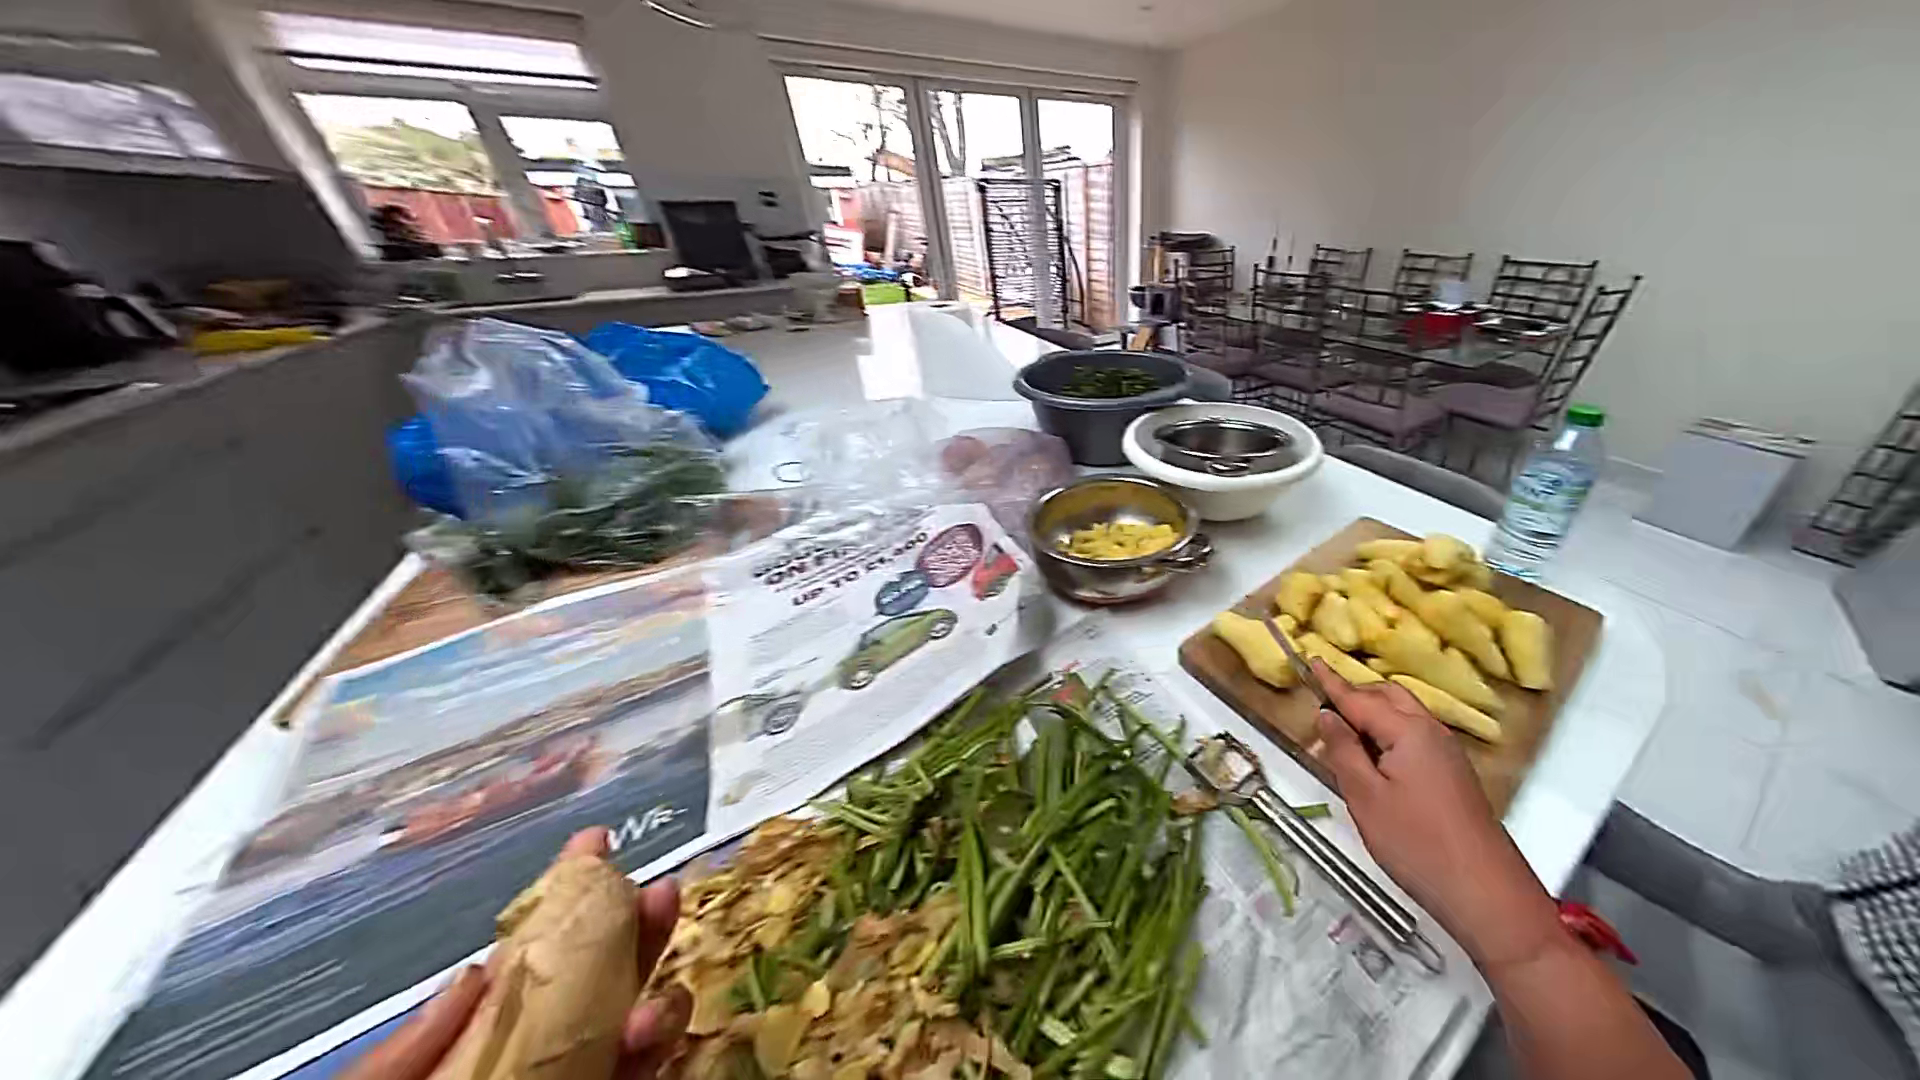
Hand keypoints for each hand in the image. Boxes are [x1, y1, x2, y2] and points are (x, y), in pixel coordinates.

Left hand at [340, 827, 690, 1079]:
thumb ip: (408, 1054)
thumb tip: (475, 972)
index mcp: (490, 1037)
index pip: (538, 955)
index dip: (570, 894)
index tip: (597, 842)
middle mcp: (547, 1049)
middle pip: (607, 976)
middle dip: (640, 926)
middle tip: (658, 891)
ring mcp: (584, 1079)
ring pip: (639, 1021)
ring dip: (657, 988)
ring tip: (651, 991)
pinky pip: (643, 1075)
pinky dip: (657, 1049)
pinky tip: (647, 1030)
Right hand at [1309, 660, 1560, 971]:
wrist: (1488, 896)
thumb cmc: (1417, 844)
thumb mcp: (1364, 796)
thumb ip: (1342, 749)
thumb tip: (1326, 715)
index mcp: (1409, 732)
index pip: (1359, 699)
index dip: (1332, 682)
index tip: (1312, 660)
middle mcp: (1433, 733)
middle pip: (1389, 697)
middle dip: (1356, 693)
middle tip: (1323, 704)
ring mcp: (1448, 755)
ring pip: (1404, 715)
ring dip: (1373, 712)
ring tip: (1342, 731)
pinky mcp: (1453, 775)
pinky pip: (1415, 735)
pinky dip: (1388, 731)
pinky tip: (1372, 756)